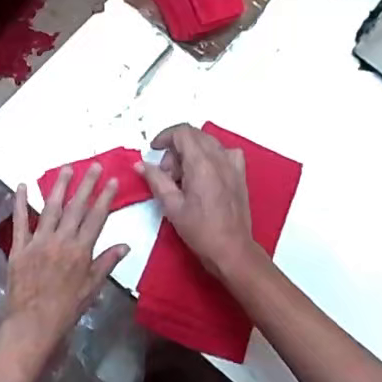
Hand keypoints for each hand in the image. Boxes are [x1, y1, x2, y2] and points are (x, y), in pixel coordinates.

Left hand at [4, 164, 127, 351]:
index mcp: (81, 250)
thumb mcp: (92, 288)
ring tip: (67, 169)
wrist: (32, 324)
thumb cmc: (66, 310)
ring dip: (59, 187)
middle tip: (93, 165)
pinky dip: (19, 202)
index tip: (112, 180)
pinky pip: (19, 221)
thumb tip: (125, 246)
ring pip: (50, 208)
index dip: (105, 197)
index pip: (96, 217)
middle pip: (76, 207)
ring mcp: (38, 242)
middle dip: (86, 184)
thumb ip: (106, 263)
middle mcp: (61, 241)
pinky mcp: (19, 248)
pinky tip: (20, 186)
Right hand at [136, 125, 260, 276]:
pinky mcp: (241, 174)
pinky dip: (211, 157)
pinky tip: (205, 176)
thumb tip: (141, 164)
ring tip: (183, 179)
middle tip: (167, 174)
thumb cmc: (200, 230)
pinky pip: (224, 153)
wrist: (231, 249)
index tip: (154, 149)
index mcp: (202, 163)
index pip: (182, 132)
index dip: (164, 136)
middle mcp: (220, 158)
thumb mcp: (172, 206)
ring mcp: (233, 165)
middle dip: (176, 148)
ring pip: (208, 143)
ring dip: (191, 152)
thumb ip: (156, 180)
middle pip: (194, 135)